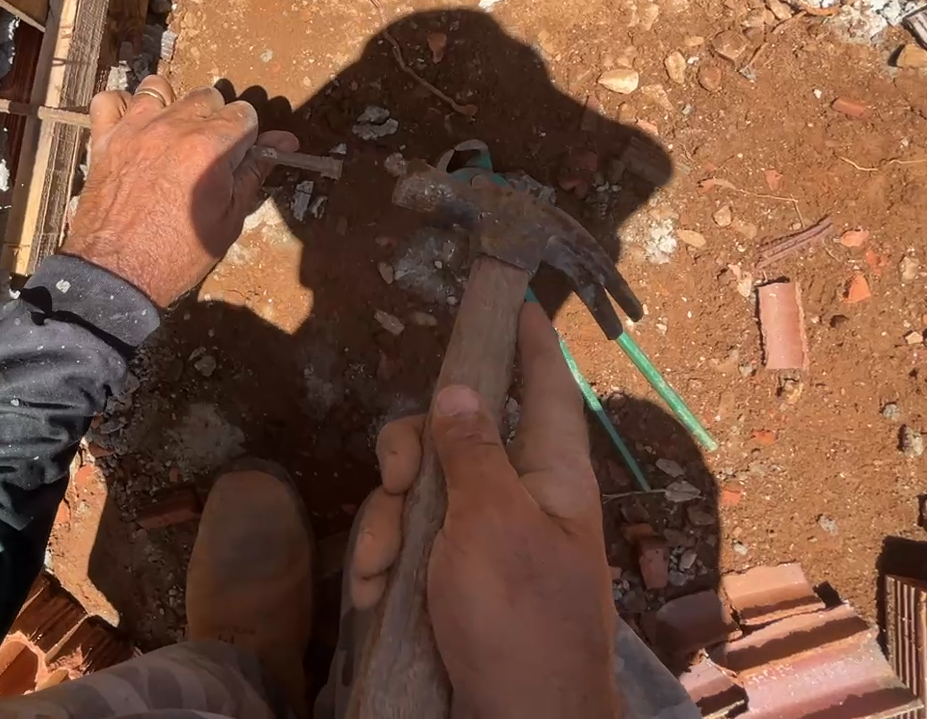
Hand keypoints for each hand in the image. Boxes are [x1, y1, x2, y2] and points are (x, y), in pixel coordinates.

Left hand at [59, 76, 298, 306]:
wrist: (118, 273)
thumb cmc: (178, 254)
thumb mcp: (229, 219)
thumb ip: (254, 173)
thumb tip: (284, 142)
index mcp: (211, 146)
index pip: (243, 114)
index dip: (246, 136)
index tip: (238, 156)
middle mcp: (174, 127)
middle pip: (206, 96)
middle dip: (213, 119)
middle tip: (207, 152)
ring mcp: (135, 129)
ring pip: (160, 88)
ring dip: (171, 105)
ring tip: (171, 134)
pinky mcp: (104, 138)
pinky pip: (109, 99)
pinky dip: (122, 107)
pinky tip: (132, 127)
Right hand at [347, 302, 617, 718]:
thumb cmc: (519, 622)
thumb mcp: (493, 526)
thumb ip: (472, 451)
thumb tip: (458, 387)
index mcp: (549, 479)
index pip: (545, 392)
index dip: (532, 345)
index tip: (518, 304)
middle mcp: (512, 497)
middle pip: (450, 432)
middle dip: (409, 457)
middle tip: (397, 487)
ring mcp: (475, 535)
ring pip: (413, 487)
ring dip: (385, 527)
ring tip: (381, 576)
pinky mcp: (443, 570)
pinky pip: (401, 536)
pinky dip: (382, 560)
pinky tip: (377, 595)